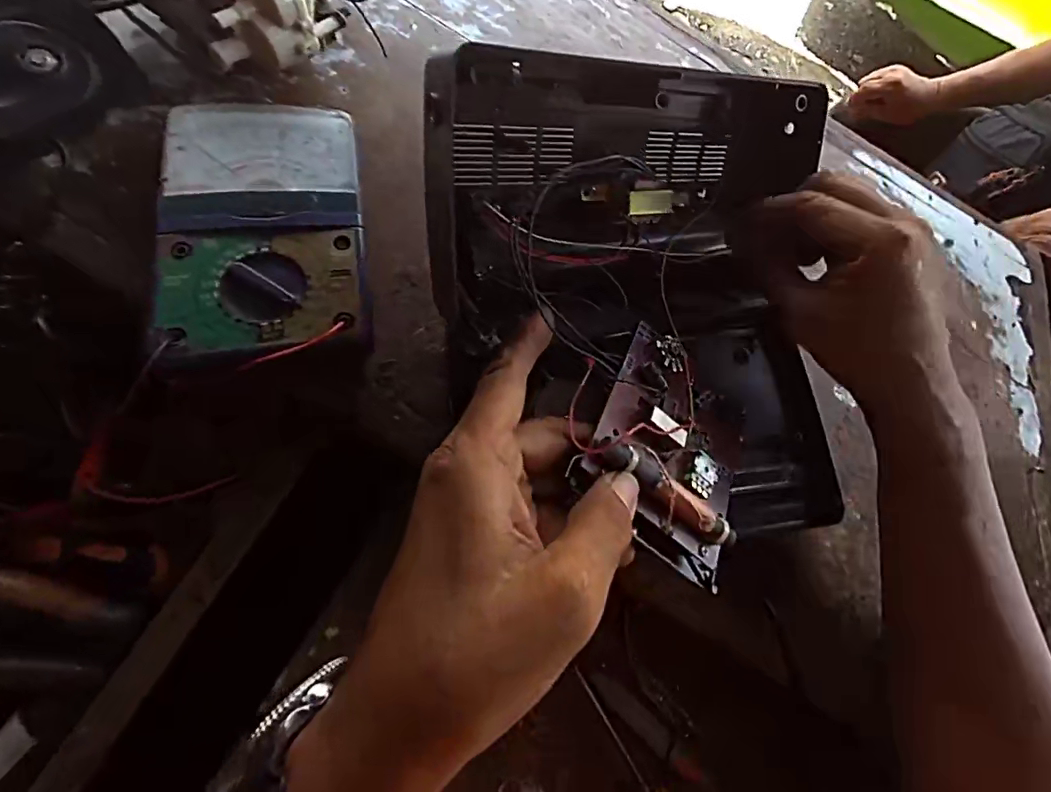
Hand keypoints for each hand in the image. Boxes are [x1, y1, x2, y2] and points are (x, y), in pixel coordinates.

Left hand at [286, 318, 638, 791]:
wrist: (398, 733)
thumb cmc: (477, 656)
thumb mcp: (567, 592)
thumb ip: (607, 525)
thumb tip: (625, 484)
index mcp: (477, 466)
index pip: (507, 382)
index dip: (530, 345)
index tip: (549, 317)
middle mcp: (467, 476)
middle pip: (543, 440)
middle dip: (596, 454)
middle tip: (653, 471)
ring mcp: (466, 512)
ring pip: (540, 482)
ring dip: (586, 498)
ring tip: (638, 526)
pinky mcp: (470, 544)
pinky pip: (526, 514)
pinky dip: (564, 524)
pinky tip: (606, 554)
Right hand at [742, 173, 950, 412]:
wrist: (912, 387)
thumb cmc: (867, 359)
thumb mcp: (800, 311)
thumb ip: (770, 265)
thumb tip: (750, 240)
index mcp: (881, 240)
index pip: (810, 204)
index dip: (770, 211)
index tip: (747, 221)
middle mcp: (905, 224)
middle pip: (833, 183)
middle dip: (793, 205)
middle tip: (768, 232)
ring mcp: (914, 230)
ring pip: (851, 193)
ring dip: (816, 213)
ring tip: (795, 248)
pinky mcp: (914, 241)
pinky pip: (867, 212)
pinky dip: (838, 223)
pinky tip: (820, 254)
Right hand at [846, 64, 943, 124]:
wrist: (931, 95)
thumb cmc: (914, 108)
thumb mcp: (889, 115)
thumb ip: (869, 111)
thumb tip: (853, 110)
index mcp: (888, 86)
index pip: (861, 91)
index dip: (854, 101)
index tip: (852, 109)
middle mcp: (889, 74)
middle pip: (863, 83)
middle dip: (860, 95)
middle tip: (863, 106)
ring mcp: (891, 68)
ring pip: (868, 78)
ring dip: (867, 88)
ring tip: (874, 99)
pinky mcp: (894, 67)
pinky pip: (876, 75)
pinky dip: (875, 83)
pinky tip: (882, 92)